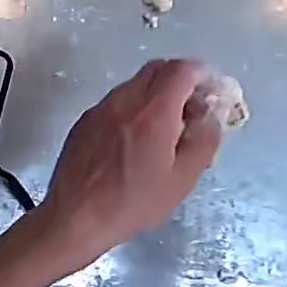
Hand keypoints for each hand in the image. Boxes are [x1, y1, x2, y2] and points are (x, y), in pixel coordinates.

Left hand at [35, 59, 222, 267]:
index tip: (211, 92)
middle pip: (156, 69)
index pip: (181, 70)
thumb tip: (210, 115)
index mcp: (152, 113)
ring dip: (154, 94)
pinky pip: (114, 102)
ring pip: (133, 84)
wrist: (75, 216)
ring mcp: (99, 109)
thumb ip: (203, 140)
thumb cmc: (132, 203)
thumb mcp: (181, 179)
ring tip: (163, 129)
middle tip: (191, 109)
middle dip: (179, 80)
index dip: (202, 74)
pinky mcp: (83, 121)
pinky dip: (132, 107)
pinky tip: (134, 139)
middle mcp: (123, 102)